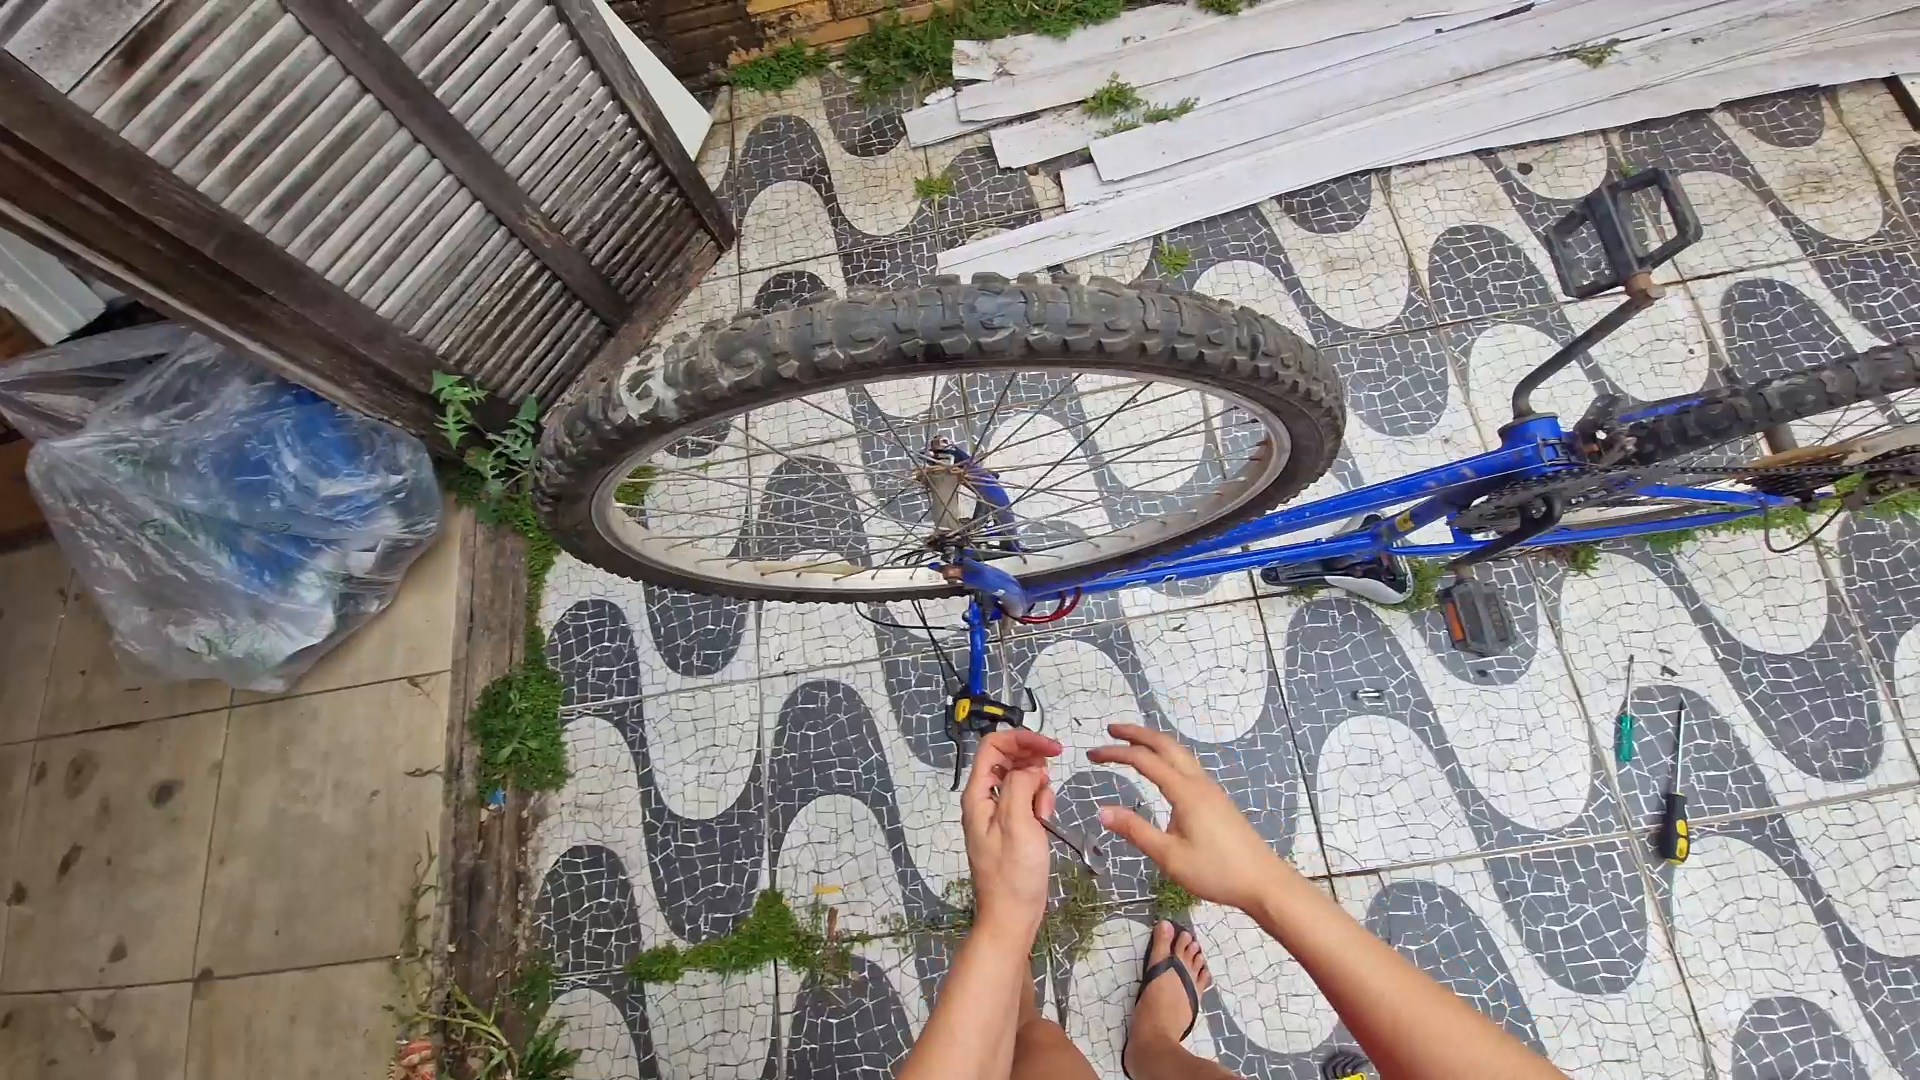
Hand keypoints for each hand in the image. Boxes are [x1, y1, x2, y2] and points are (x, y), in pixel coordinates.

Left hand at [960, 729, 1062, 938]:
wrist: (1012, 917)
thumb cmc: (1013, 873)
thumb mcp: (1018, 823)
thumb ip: (1020, 786)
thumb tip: (1029, 767)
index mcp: (977, 794)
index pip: (993, 746)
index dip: (1021, 739)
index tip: (1051, 747)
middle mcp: (982, 799)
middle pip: (1005, 758)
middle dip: (1031, 758)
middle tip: (1053, 770)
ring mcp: (996, 813)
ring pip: (1018, 778)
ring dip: (1037, 783)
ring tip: (1045, 809)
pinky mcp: (1010, 826)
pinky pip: (1024, 799)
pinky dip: (1038, 801)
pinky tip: (1045, 818)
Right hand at [1089, 723, 1291, 911]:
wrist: (1264, 882)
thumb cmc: (1216, 871)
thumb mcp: (1170, 857)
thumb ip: (1135, 831)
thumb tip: (1102, 811)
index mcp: (1184, 791)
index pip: (1144, 760)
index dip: (1116, 753)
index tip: (1092, 756)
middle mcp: (1197, 782)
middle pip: (1165, 744)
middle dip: (1136, 733)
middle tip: (1111, 730)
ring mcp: (1210, 788)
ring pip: (1179, 751)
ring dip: (1153, 741)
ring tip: (1132, 742)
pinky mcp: (1216, 799)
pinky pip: (1186, 764)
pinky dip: (1166, 754)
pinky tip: (1162, 768)